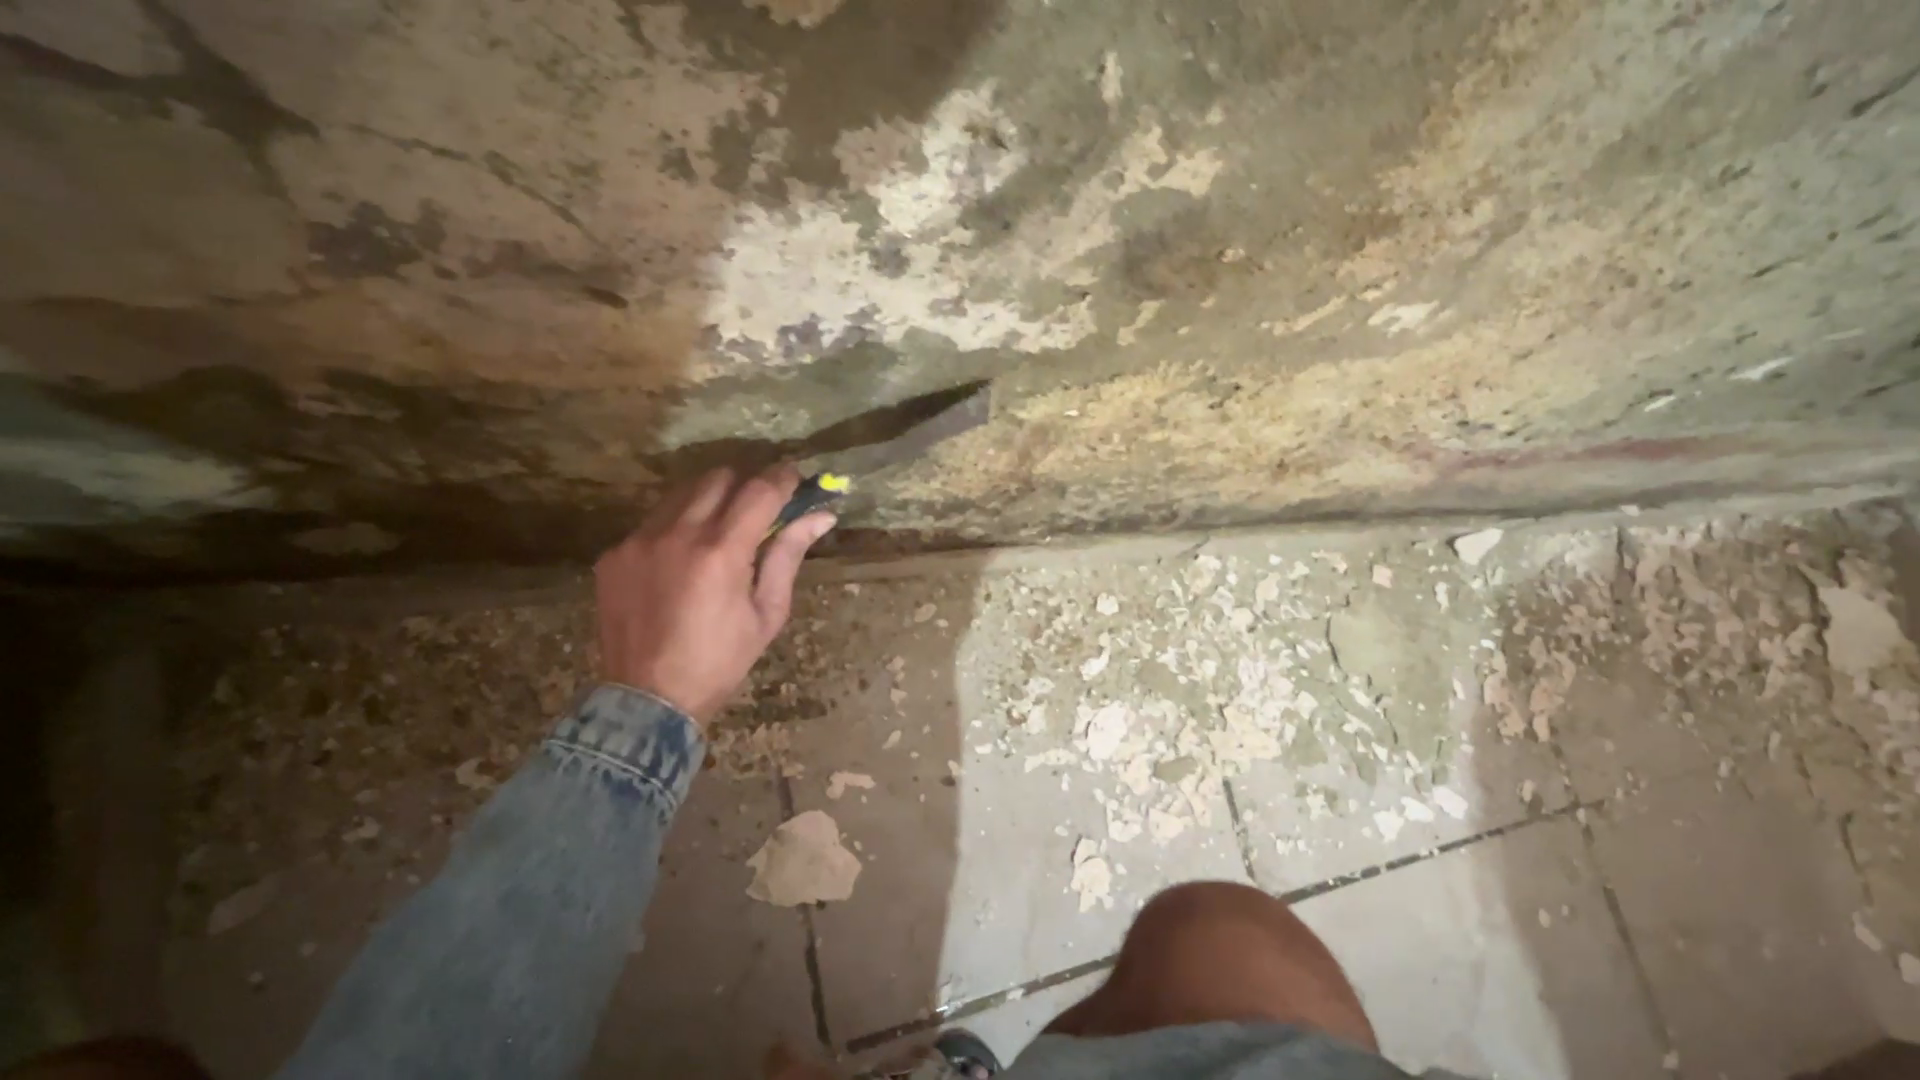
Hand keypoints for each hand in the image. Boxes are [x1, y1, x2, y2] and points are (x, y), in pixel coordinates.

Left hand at [594, 465, 835, 724]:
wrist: (647, 699)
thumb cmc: (720, 662)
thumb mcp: (767, 613)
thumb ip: (788, 555)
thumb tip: (820, 516)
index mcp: (721, 552)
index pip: (759, 490)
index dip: (783, 477)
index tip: (796, 477)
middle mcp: (677, 534)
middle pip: (718, 478)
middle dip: (745, 484)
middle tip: (759, 507)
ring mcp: (638, 541)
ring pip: (681, 494)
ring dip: (709, 501)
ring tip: (720, 531)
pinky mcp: (614, 554)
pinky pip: (652, 522)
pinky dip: (676, 528)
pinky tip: (682, 560)